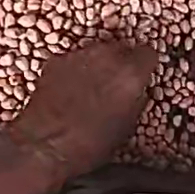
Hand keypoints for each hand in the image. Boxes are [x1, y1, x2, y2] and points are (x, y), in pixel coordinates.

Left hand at [4, 40, 157, 180]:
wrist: (46, 146)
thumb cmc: (89, 144)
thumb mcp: (127, 126)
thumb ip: (136, 100)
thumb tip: (137, 92)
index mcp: (131, 73)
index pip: (148, 53)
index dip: (146, 65)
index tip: (143, 74)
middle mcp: (106, 57)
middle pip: (122, 48)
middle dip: (123, 63)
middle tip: (119, 84)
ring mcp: (79, 55)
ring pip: (98, 51)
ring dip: (100, 65)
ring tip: (95, 90)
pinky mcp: (56, 61)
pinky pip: (74, 59)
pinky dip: (77, 70)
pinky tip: (73, 91)